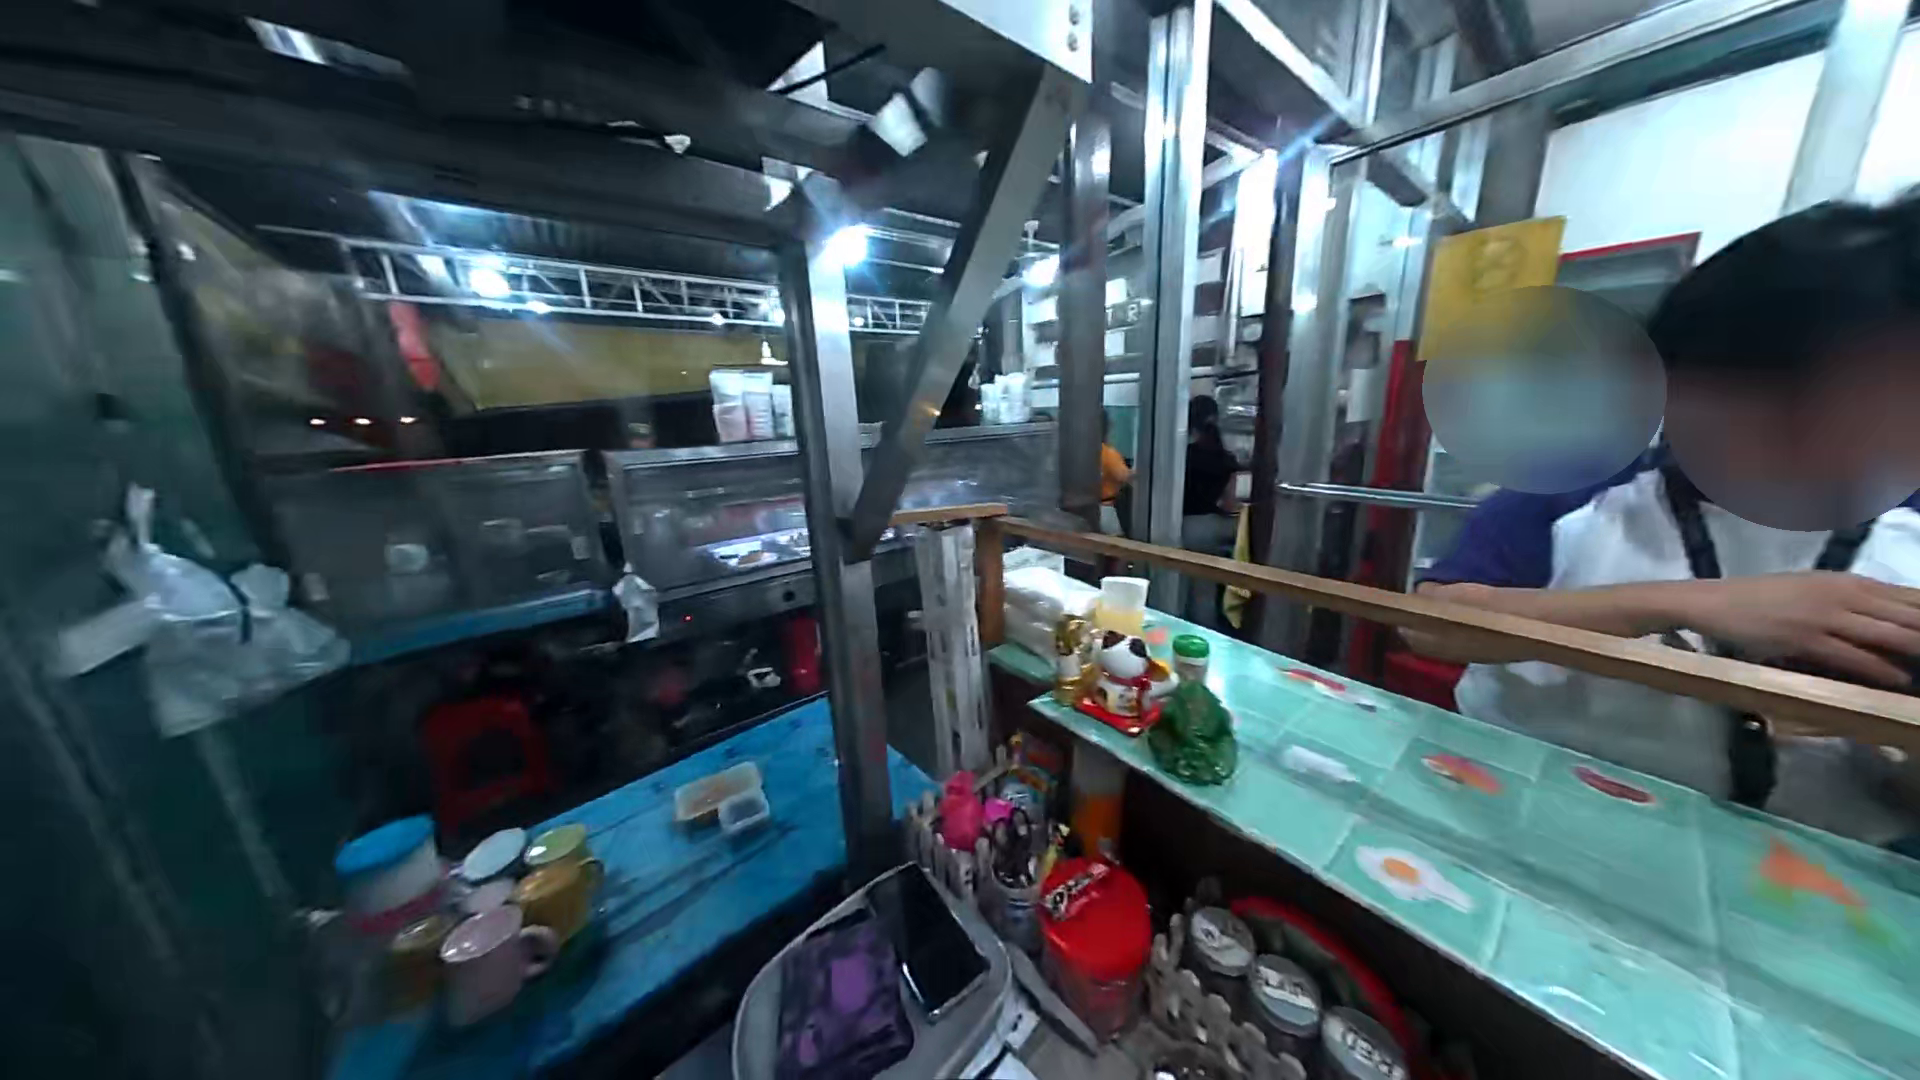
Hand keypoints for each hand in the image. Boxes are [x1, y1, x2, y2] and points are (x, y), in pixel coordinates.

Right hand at [1673, 572, 1919, 686]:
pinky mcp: (1804, 638)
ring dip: (1918, 656)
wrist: (1703, 601)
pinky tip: (1896, 681)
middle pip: (1917, 619)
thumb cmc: (1755, 596)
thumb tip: (1900, 618)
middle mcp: (1844, 595)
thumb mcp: (1808, 587)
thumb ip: (1853, 598)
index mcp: (1849, 582)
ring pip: (1898, 639)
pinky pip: (1858, 658)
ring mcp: (1823, 617)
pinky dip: (1884, 672)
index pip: (1919, 598)